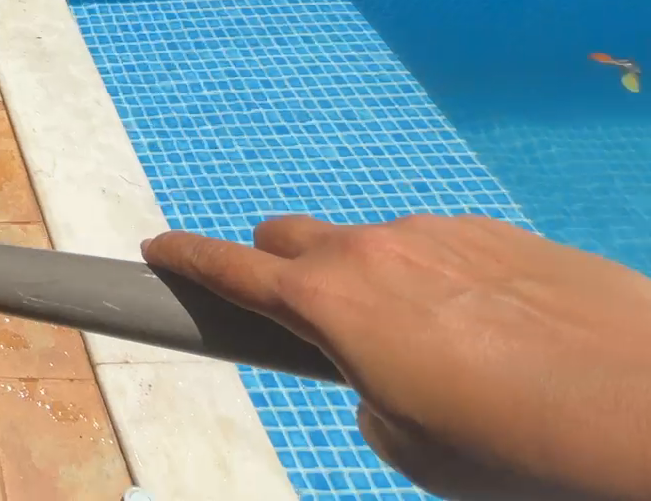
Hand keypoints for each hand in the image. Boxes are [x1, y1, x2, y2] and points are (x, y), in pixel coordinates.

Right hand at [145, 215, 650, 500]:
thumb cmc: (531, 452)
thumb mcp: (417, 452)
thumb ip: (364, 394)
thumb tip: (378, 370)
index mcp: (325, 302)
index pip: (221, 266)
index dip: (180, 257)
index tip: (154, 249)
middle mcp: (363, 251)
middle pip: (280, 236)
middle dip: (281, 268)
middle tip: (325, 319)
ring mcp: (429, 233)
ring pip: (365, 245)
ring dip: (374, 281)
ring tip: (455, 343)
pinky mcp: (495, 231)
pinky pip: (436, 247)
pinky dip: (441, 278)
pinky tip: (509, 327)